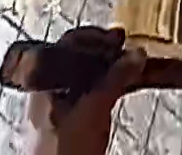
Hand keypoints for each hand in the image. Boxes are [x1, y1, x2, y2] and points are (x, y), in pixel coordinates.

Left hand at [26, 28, 143, 154]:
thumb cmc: (65, 149)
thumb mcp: (94, 107)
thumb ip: (115, 77)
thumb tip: (137, 54)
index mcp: (44, 79)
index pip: (70, 42)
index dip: (97, 36)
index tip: (120, 37)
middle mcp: (46, 90)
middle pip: (76, 59)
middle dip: (103, 52)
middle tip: (125, 49)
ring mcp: (54, 109)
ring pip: (82, 78)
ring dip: (105, 70)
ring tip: (126, 68)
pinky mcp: (64, 127)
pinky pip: (85, 96)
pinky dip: (103, 88)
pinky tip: (116, 90)